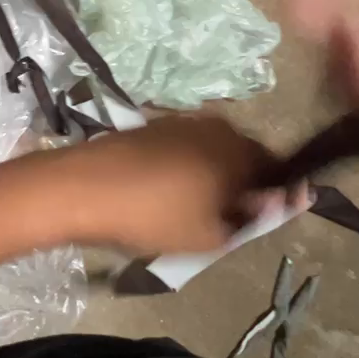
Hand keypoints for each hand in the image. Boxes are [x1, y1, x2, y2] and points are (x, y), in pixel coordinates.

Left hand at [54, 114, 276, 255]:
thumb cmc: (152, 215)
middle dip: (241, 184)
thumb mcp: (209, 235)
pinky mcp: (150, 126)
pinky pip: (182, 148)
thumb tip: (277, 203)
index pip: (277, 169)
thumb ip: (250, 219)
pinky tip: (161, 193)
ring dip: (210, 176)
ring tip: (189, 210)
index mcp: (238, 149)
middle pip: (243, 157)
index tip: (257, 219)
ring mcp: (180, 122)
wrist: (80, 188)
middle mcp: (215, 126)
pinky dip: (183, 168)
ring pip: (211, 152)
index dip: (272, 196)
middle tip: (223, 219)